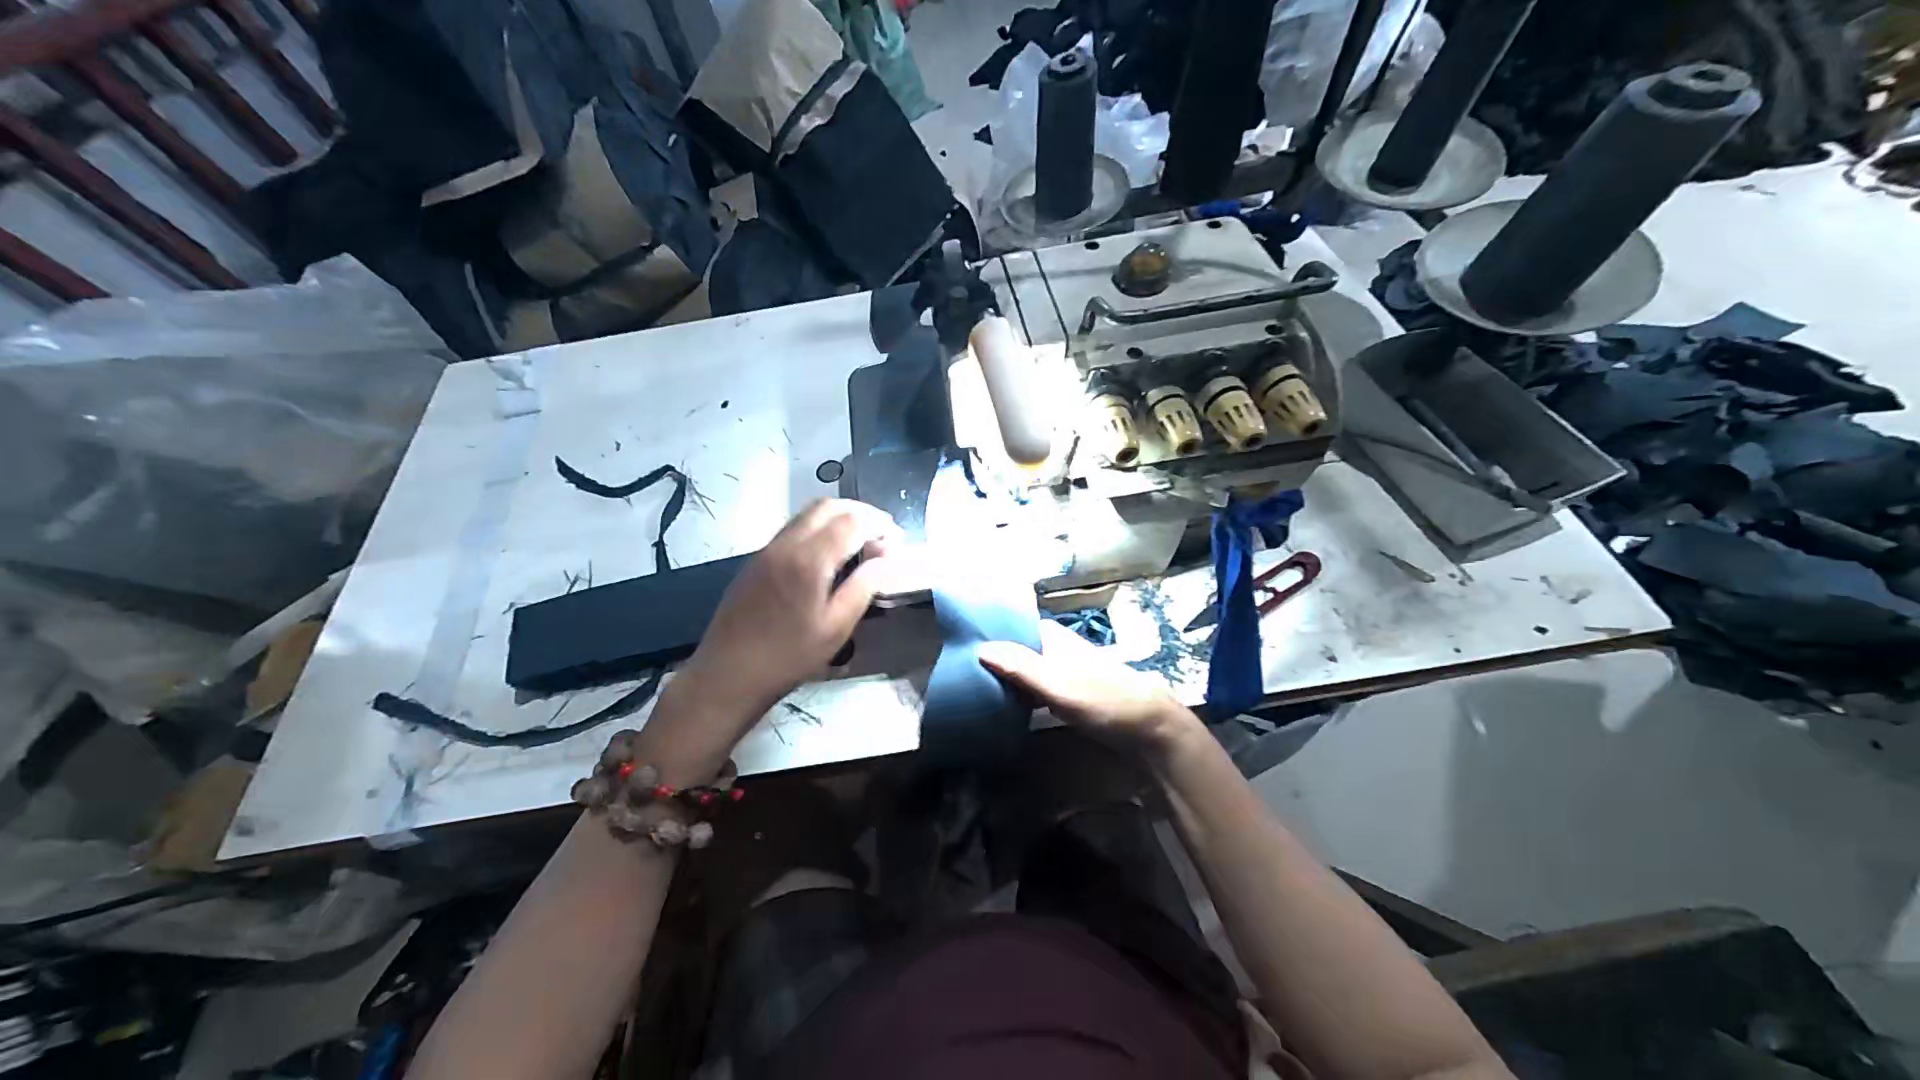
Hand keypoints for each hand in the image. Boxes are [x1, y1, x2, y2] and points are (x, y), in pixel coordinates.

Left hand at [675, 499, 901, 727]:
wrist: (728, 674)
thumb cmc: (788, 657)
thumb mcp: (836, 627)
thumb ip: (864, 586)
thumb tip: (885, 558)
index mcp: (809, 559)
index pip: (851, 521)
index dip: (879, 525)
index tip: (897, 542)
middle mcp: (786, 544)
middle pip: (828, 506)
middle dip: (861, 513)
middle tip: (883, 534)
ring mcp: (768, 549)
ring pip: (808, 514)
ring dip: (839, 518)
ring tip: (861, 542)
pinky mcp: (757, 560)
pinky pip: (794, 529)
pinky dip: (819, 529)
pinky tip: (831, 555)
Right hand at [978, 621, 1202, 758]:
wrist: (1152, 731)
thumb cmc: (1105, 701)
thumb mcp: (1059, 685)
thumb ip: (1022, 667)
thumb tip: (981, 649)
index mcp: (1059, 640)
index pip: (1019, 625)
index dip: (995, 628)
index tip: (966, 636)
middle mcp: (1063, 651)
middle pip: (1024, 647)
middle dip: (999, 653)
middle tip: (964, 664)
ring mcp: (1070, 675)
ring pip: (1032, 668)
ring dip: (1010, 674)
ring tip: (977, 683)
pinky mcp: (1075, 697)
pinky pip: (1040, 689)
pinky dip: (1023, 693)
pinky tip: (1009, 704)